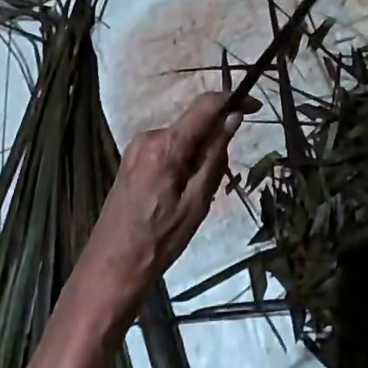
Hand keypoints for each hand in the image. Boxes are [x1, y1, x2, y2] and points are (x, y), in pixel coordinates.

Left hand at [82, 92, 258, 304]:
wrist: (112, 266)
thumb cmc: (160, 239)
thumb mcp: (197, 202)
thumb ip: (215, 156)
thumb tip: (233, 118)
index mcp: (166, 145)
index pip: (205, 106)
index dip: (232, 100)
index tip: (255, 108)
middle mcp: (148, 137)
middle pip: (194, 124)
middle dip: (214, 142)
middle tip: (218, 182)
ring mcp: (136, 148)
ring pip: (182, 139)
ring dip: (198, 156)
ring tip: (196, 198)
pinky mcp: (131, 160)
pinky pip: (167, 150)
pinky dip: (182, 163)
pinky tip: (180, 196)